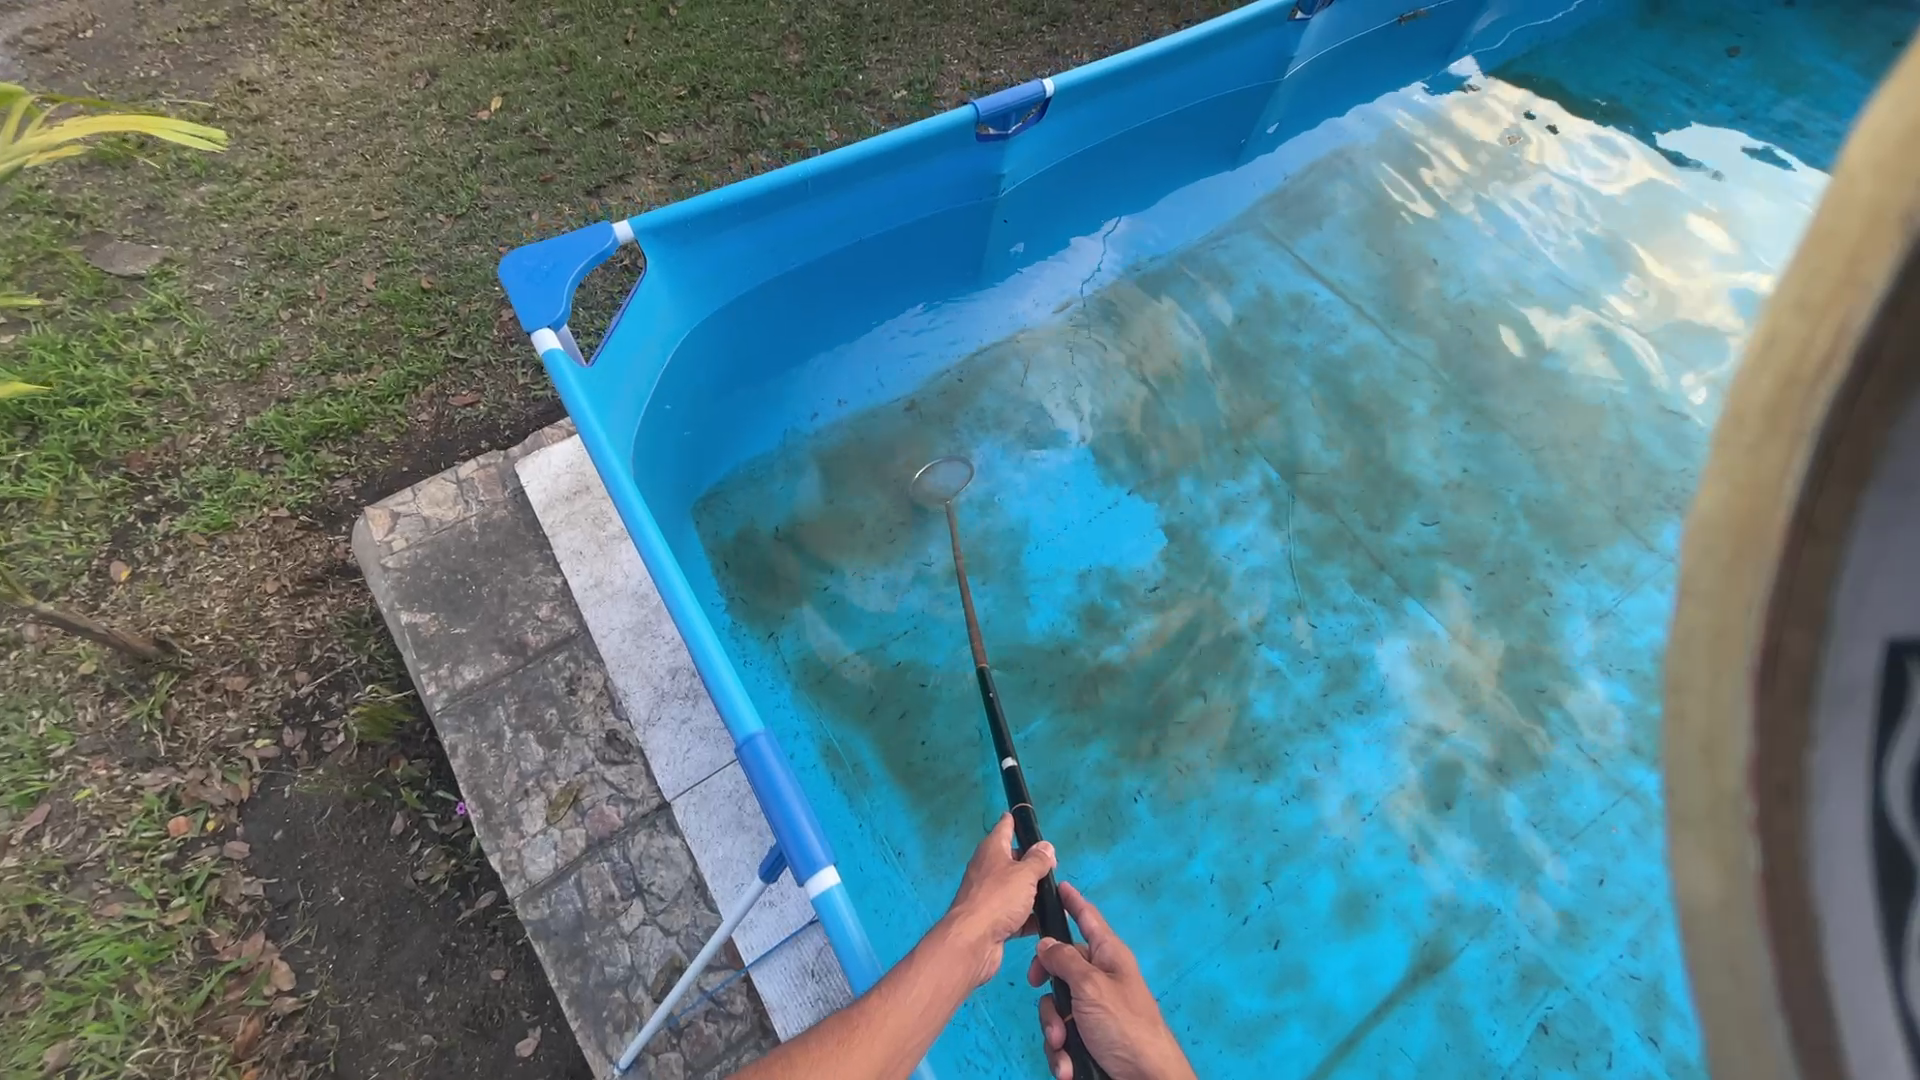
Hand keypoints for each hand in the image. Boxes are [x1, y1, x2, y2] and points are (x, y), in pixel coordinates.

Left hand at [938, 813, 1055, 986]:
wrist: (973, 941)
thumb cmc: (999, 898)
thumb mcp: (1025, 875)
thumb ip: (1038, 860)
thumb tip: (1045, 846)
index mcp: (992, 849)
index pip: (1004, 827)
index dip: (1014, 821)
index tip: (1021, 817)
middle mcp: (988, 868)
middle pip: (1012, 859)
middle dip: (1031, 862)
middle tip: (1053, 868)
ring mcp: (989, 895)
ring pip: (1015, 888)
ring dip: (1032, 892)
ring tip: (1055, 896)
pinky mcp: (992, 919)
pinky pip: (1015, 913)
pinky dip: (1028, 916)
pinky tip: (1045, 922)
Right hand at [1027, 884, 1194, 1079]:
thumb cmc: (1124, 1025)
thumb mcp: (1090, 986)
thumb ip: (1064, 960)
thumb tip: (1045, 943)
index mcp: (1108, 955)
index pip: (1087, 917)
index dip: (1072, 901)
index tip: (1059, 885)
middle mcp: (1100, 978)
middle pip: (1061, 966)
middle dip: (1047, 987)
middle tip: (1036, 987)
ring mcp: (1094, 1011)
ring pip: (1056, 1006)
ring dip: (1052, 1027)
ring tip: (1063, 1045)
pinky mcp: (1089, 1040)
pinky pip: (1062, 1036)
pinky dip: (1061, 1052)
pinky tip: (1068, 1067)